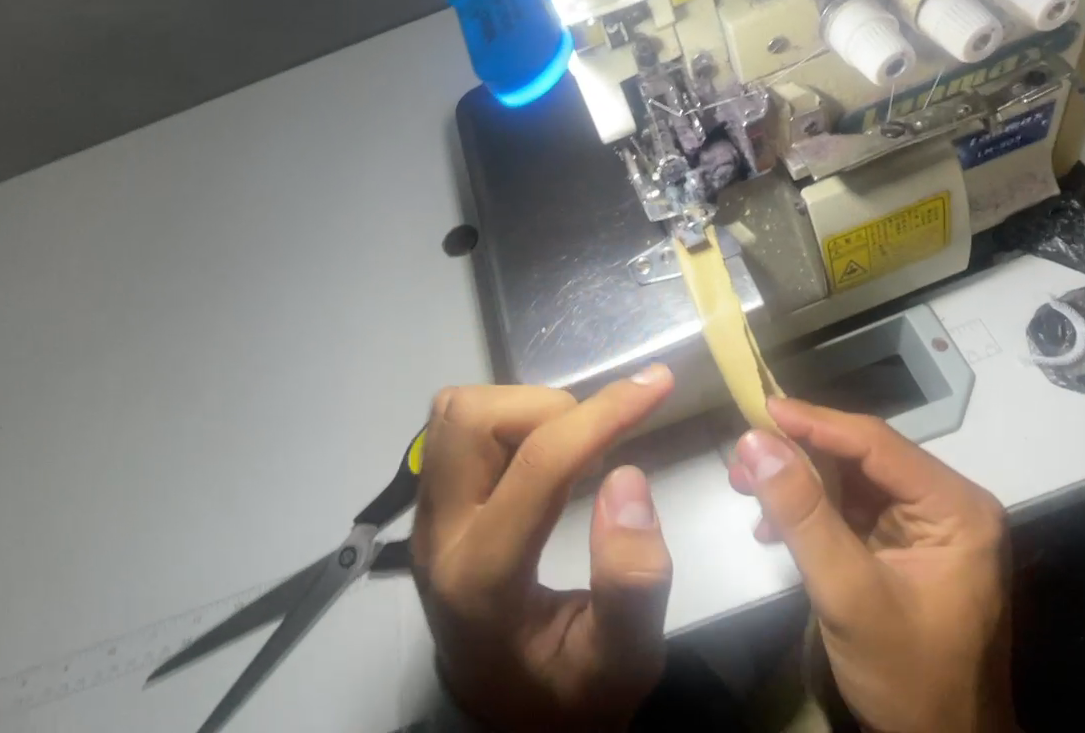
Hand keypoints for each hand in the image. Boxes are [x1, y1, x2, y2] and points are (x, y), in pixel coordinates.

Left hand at [412, 367, 675, 731]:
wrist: (503, 715)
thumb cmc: (566, 695)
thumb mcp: (621, 664)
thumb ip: (632, 583)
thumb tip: (628, 477)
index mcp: (483, 579)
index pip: (539, 466)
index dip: (604, 415)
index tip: (657, 385)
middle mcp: (439, 535)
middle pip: (471, 420)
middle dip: (549, 409)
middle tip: (598, 440)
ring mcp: (426, 517)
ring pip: (456, 413)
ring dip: (523, 408)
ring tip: (572, 444)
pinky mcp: (431, 506)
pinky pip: (457, 428)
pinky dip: (507, 419)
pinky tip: (544, 454)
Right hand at [729, 397, 1014, 732]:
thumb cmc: (908, 676)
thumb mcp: (849, 594)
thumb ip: (802, 514)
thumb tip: (755, 441)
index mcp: (956, 508)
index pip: (877, 443)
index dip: (815, 422)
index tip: (760, 407)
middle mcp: (948, 504)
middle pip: (862, 458)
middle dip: (799, 456)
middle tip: (742, 458)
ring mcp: (928, 527)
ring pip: (852, 481)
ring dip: (798, 483)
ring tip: (746, 488)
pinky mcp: (906, 547)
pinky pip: (852, 511)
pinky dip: (811, 514)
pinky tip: (773, 527)